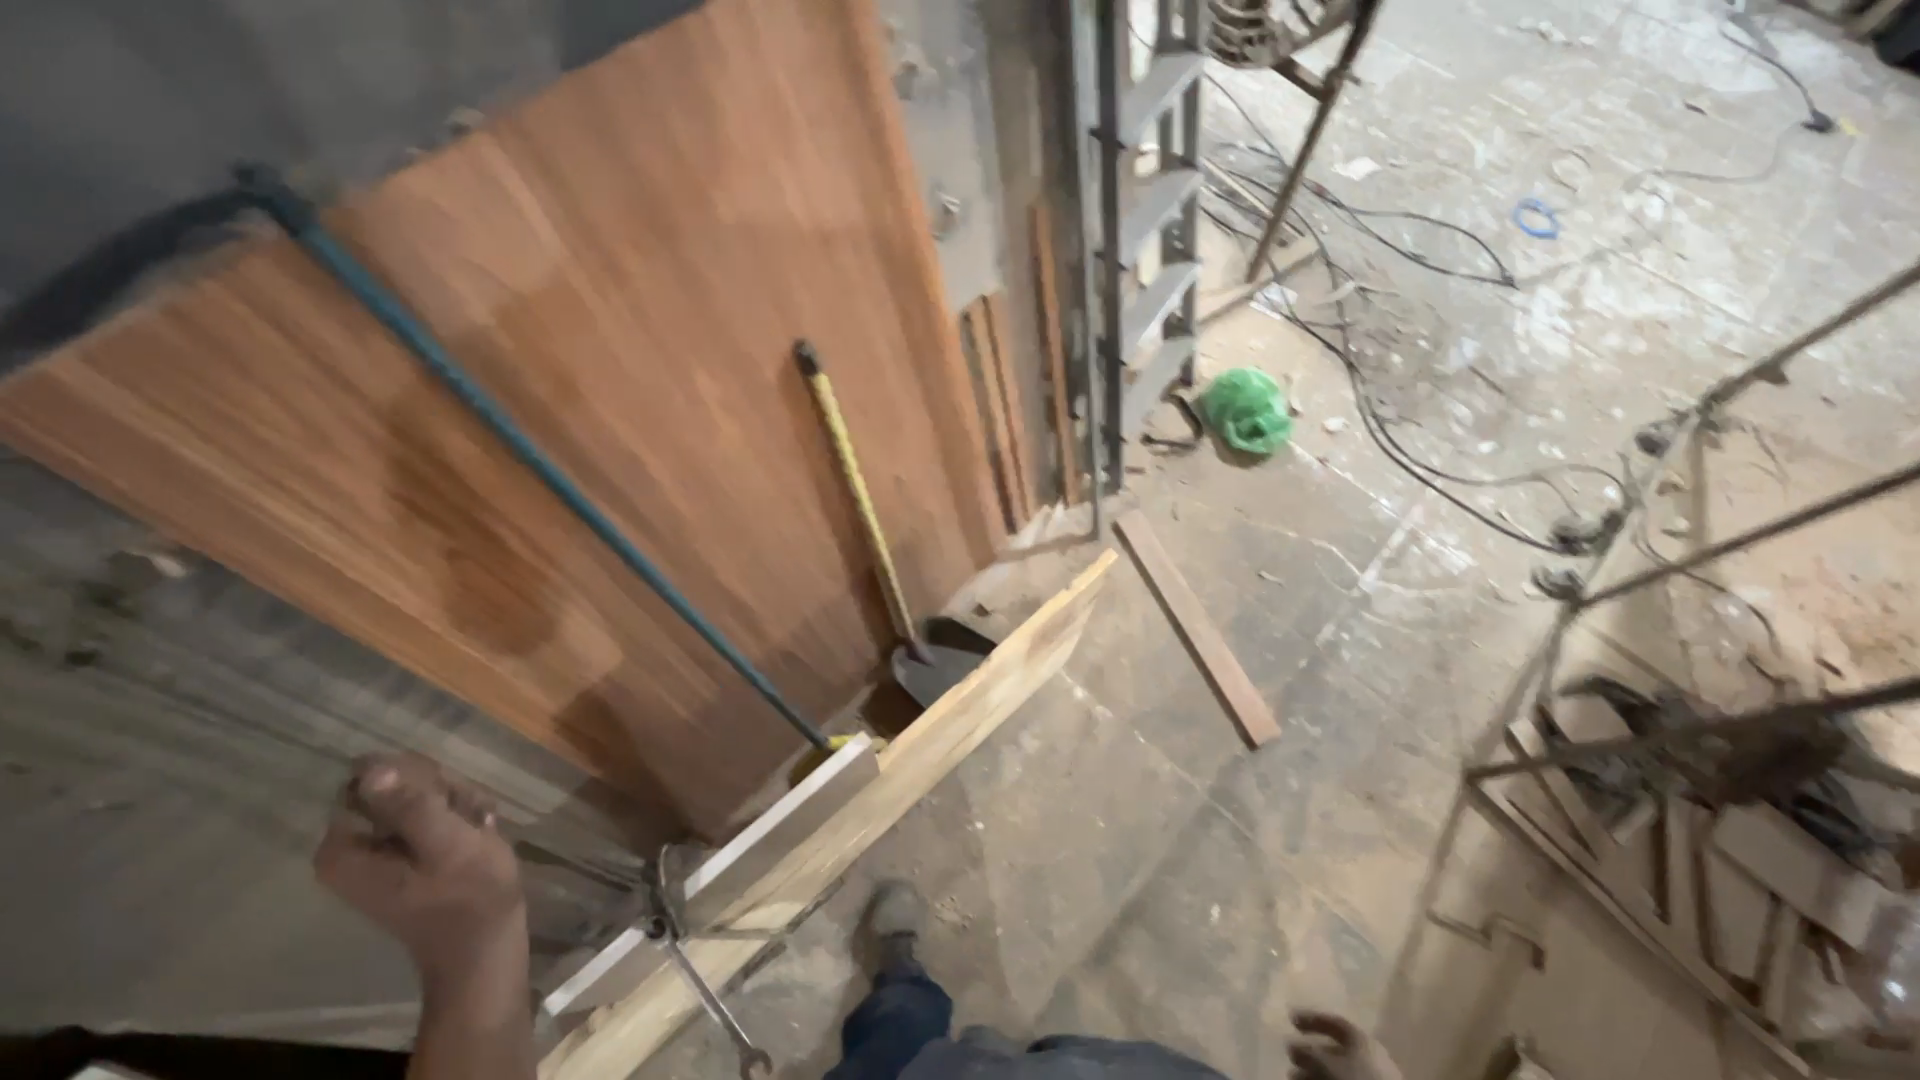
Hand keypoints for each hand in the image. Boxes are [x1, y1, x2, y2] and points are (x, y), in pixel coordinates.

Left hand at [314, 753, 525, 987]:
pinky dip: (457, 819)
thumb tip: (371, 768)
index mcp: (343, 848)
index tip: (450, 800)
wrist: (484, 948)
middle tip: (473, 815)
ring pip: (416, 797)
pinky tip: (479, 833)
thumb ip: (411, 806)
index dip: (419, 778)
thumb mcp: (446, 844)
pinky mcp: (401, 858)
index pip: (373, 776)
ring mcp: (376, 852)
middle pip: (395, 784)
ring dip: (457, 803)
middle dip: (442, 792)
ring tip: (481, 827)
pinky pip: (426, 817)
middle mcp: (349, 847)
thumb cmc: (468, 897)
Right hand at [1287, 1010, 1402, 1079]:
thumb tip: (1292, 1044)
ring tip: (1295, 1079)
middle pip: (1335, 1050)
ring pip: (1338, 1071)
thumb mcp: (1325, 1064)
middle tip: (1292, 1058)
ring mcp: (1372, 1079)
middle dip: (1310, 1054)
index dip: (1312, 1019)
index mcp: (1363, 1041)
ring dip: (1315, 1073)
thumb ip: (1306, 1052)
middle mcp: (1370, 1057)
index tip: (1291, 1021)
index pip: (1335, 1022)